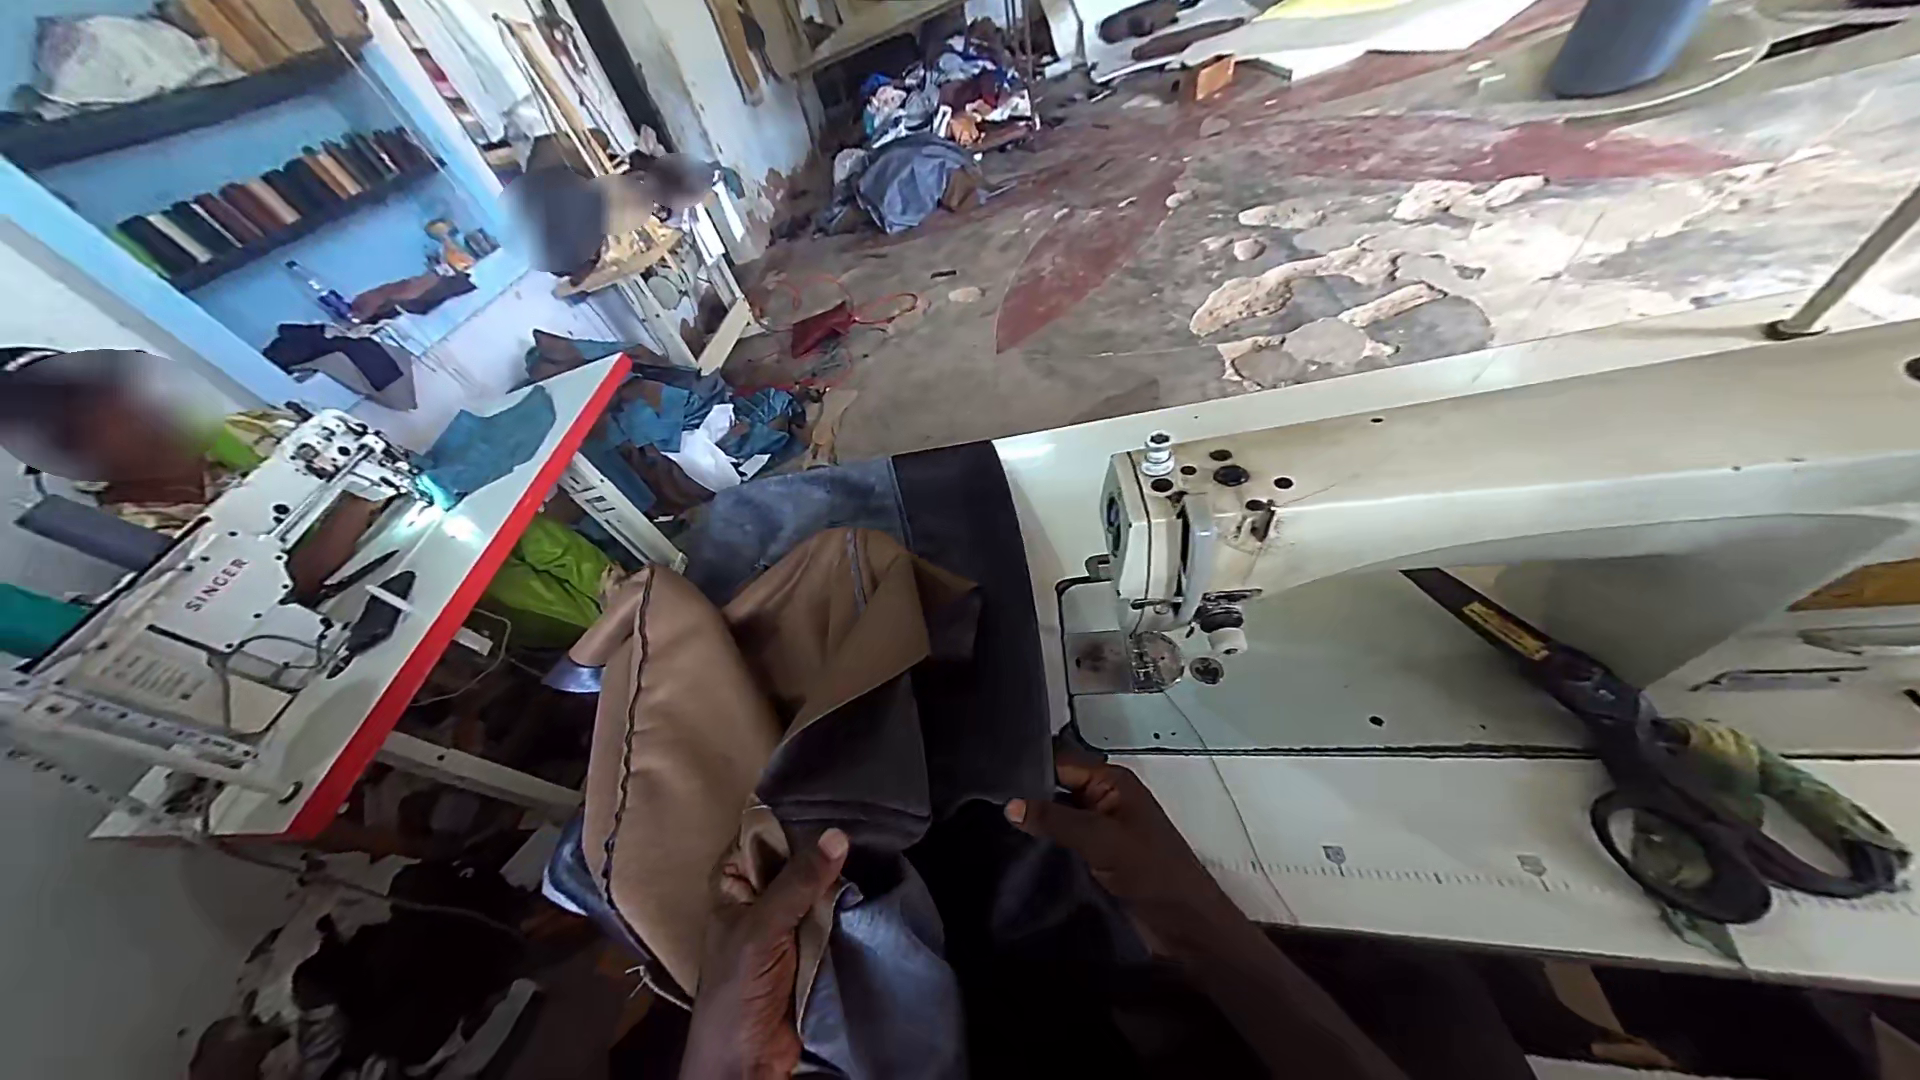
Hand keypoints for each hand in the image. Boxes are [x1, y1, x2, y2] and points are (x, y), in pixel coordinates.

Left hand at [679, 828, 849, 1079]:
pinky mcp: (812, 932)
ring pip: (818, 874)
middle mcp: (760, 886)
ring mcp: (788, 910)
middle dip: (824, 838)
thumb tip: (838, 834)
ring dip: (840, 866)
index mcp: (735, 877)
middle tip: (861, 811)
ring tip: (873, 833)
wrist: (749, 1064)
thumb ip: (798, 883)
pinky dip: (849, 891)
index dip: (795, 812)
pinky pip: (833, 901)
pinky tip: (871, 867)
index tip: (832, 794)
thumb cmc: (737, 992)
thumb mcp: (761, 931)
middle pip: (796, 849)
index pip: (764, 827)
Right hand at [1005, 759, 1238, 949]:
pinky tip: (1018, 847)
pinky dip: (1045, 842)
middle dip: (1029, 794)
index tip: (993, 777)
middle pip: (1059, 787)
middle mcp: (1105, 798)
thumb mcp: (1100, 840)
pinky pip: (1065, 839)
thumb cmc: (1152, 872)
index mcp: (1112, 781)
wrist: (1187, 928)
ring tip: (993, 822)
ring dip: (1036, 821)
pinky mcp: (1099, 854)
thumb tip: (1009, 804)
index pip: (1062, 763)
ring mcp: (1102, 827)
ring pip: (1060, 814)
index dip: (1030, 768)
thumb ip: (1054, 820)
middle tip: (987, 801)